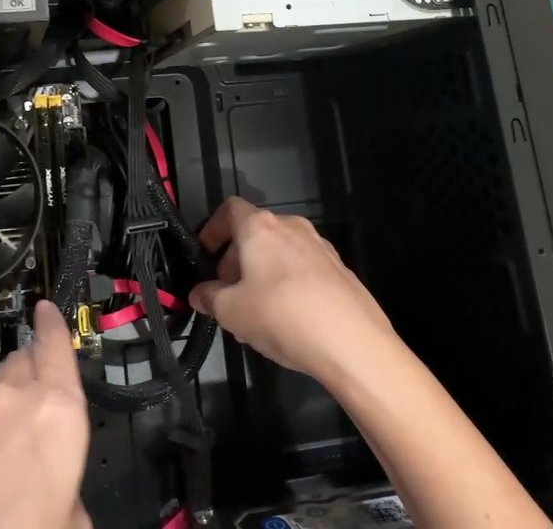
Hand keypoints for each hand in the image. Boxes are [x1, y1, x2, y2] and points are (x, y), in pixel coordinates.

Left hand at [0, 300, 91, 528]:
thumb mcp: (71, 518)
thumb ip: (71, 489)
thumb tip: (63, 498)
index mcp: (59, 409)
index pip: (57, 345)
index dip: (53, 323)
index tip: (47, 308)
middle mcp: (15, 395)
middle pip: (25, 359)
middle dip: (33, 367)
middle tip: (40, 389)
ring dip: (5, 392)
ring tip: (10, 425)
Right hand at [189, 196, 396, 378]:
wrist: (353, 343)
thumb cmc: (282, 316)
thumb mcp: (231, 312)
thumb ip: (209, 298)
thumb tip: (199, 294)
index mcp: (260, 227)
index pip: (230, 209)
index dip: (213, 228)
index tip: (205, 254)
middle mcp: (291, 227)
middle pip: (255, 234)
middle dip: (236, 261)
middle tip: (227, 295)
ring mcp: (321, 247)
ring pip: (279, 254)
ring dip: (262, 275)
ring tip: (255, 314)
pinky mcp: (341, 271)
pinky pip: (303, 270)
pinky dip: (288, 285)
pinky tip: (288, 321)